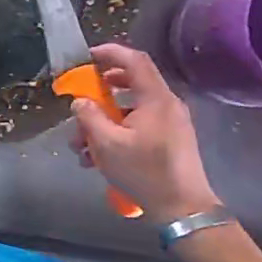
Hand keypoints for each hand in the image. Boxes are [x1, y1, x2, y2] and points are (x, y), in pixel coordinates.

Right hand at [69, 43, 221, 225]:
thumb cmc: (144, 172)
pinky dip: (114, 132)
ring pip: (128, 107)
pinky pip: (135, 124)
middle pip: (129, 84)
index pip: (135, 61)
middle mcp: (166, 105)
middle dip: (98, 92)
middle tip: (79, 101)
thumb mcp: (106, 143)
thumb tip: (80, 101)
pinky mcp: (167, 139)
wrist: (182, 208)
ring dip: (101, 119)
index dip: (110, 52)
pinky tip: (95, 156)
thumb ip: (89, 116)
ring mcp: (168, 123)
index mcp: (156, 100)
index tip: (87, 57)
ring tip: (81, 144)